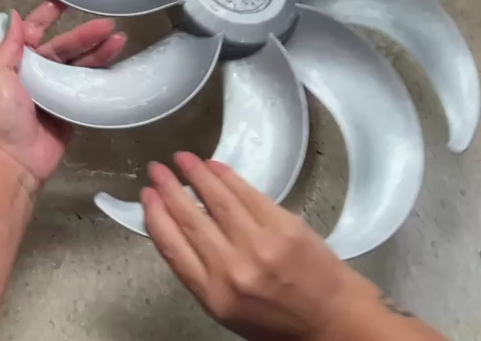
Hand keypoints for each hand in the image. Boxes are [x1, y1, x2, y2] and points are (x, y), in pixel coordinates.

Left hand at [0, 0, 126, 188]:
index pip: (34, 30)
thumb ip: (9, 46)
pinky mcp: (71, 111)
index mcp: (16, 61)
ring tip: (120, 39)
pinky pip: (88, 88)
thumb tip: (16, 15)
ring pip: (80, 65)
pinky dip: (102, 75)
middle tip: (109, 24)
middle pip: (64, 47)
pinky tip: (117, 64)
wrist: (11, 164)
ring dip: (98, 51)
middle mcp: (37, 72)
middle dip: (85, 34)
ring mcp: (55, 91)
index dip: (49, 14)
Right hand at [142, 153, 444, 340]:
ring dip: (195, 173)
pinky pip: (246, 192)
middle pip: (190, 218)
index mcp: (215, 297)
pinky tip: (213, 165)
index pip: (172, 247)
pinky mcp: (282, 225)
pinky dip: (226, 175)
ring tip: (182, 158)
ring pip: (216, 198)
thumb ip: (203, 273)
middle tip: (156, 168)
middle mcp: (232, 269)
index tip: (146, 195)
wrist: (334, 322)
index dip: (155, 216)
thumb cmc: (278, 322)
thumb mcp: (230, 311)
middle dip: (169, 189)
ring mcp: (259, 244)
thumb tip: (177, 226)